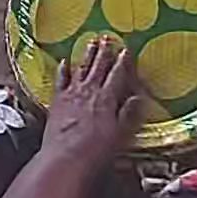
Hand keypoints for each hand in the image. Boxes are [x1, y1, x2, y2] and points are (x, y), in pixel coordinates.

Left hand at [40, 37, 139, 178]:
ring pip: (81, 68)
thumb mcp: (119, 134)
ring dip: (87, 55)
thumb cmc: (96, 151)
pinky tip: (63, 61)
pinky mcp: (57, 101)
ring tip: (90, 42)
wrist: (64, 159)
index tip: (125, 50)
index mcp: (107, 98)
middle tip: (106, 38)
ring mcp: (72, 94)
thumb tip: (140, 98)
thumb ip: (129, 114)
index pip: (117, 75)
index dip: (122, 62)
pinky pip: (61, 80)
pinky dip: (63, 70)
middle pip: (99, 67)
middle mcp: (90, 91)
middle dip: (104, 52)